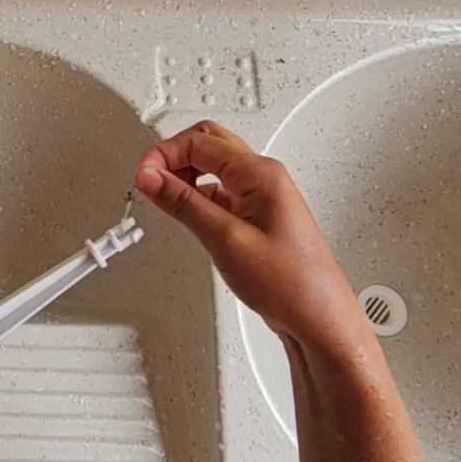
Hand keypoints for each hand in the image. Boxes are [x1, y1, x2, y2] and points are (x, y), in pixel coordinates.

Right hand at [134, 121, 365, 350]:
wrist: (317, 319)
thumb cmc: (291, 284)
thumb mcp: (225, 240)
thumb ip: (183, 204)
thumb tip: (151, 177)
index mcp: (260, 175)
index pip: (199, 142)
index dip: (164, 155)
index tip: (143, 176)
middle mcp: (262, 179)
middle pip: (207, 143)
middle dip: (172, 156)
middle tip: (149, 178)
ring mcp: (259, 196)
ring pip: (211, 166)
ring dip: (182, 175)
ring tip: (162, 197)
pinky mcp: (253, 214)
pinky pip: (217, 190)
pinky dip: (194, 195)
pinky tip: (184, 213)